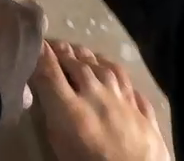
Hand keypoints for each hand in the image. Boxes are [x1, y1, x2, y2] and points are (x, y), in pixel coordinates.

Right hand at [30, 41, 170, 160]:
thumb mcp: (58, 142)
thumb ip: (49, 111)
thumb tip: (41, 87)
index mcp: (70, 107)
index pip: (50, 68)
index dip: (41, 51)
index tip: (36, 42)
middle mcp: (97, 95)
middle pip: (78, 63)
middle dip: (65, 52)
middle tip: (58, 47)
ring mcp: (125, 104)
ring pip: (108, 69)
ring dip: (93, 60)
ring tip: (85, 57)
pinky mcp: (147, 117)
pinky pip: (133, 90)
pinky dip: (122, 81)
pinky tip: (117, 80)